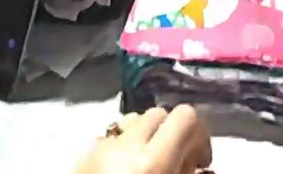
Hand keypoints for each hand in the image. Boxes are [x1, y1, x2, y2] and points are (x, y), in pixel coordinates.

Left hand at [72, 106, 211, 173]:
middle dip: (172, 135)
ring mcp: (100, 149)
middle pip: (160, 114)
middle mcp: (125, 146)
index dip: (199, 136)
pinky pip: (112, 139)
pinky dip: (123, 149)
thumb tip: (200, 168)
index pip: (185, 117)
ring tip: (147, 167)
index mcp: (151, 164)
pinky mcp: (81, 159)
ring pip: (133, 121)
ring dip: (147, 137)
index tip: (200, 161)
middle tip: (176, 165)